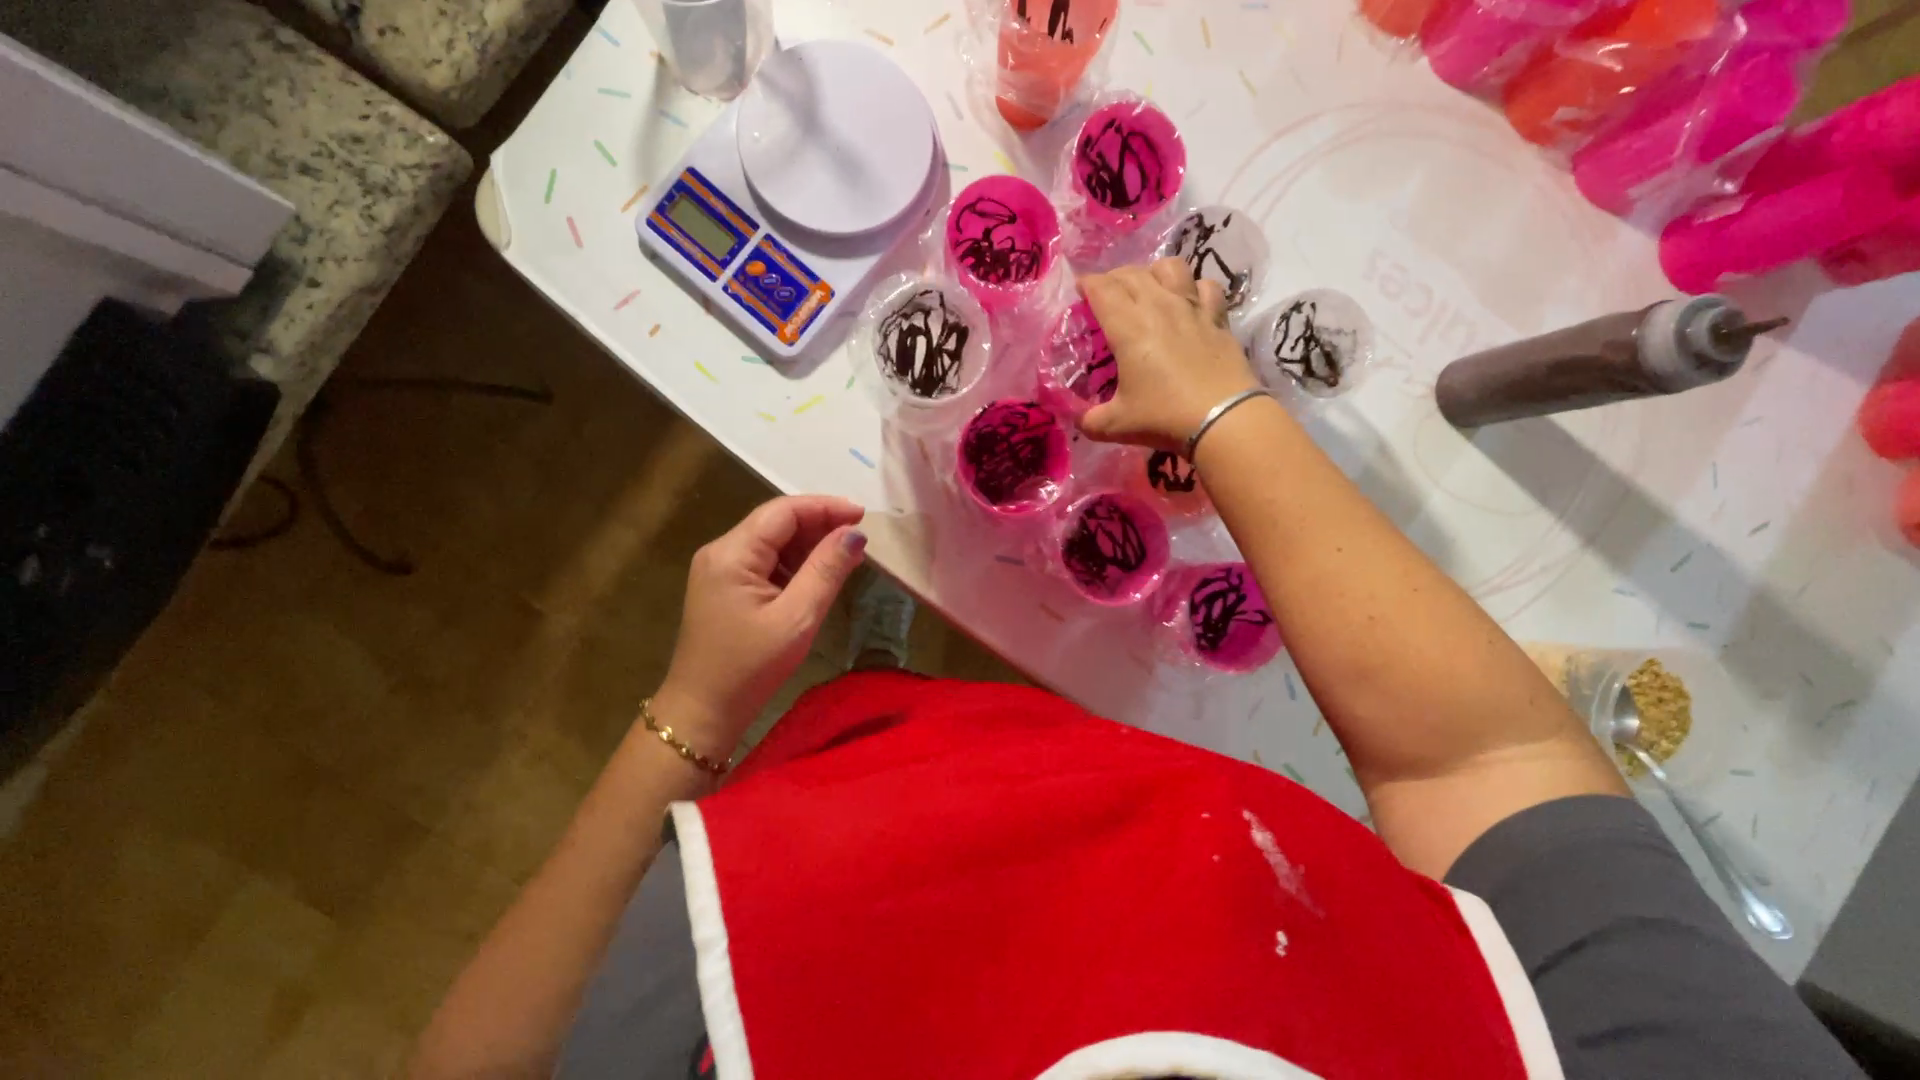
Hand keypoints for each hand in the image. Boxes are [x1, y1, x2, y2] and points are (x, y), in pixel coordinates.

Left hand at [653, 495, 866, 759]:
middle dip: (820, 523)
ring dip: (809, 544)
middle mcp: (721, 552)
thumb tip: (855, 533)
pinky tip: (820, 573)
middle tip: (860, 536)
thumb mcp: (797, 618)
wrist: (703, 712)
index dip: (825, 507)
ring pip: (771, 541)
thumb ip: (827, 570)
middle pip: (776, 522)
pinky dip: (794, 563)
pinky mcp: (725, 588)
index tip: (863, 516)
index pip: (784, 511)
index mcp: (732, 553)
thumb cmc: (750, 668)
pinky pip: (764, 563)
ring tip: (848, 554)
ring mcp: (719, 570)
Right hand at [1079, 258, 1260, 451]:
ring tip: (1148, 287)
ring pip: (1170, 267)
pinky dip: (1194, 288)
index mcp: (1128, 326)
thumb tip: (1076, 418)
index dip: (1086, 284)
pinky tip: (1189, 301)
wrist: (1223, 419)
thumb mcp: (1115, 425)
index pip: (1101, 288)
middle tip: (1106, 294)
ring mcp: (1191, 308)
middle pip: (1131, 274)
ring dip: (1153, 272)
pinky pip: (1206, 286)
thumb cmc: (1164, 417)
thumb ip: (1089, 419)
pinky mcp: (1218, 318)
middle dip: (1113, 278)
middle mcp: (1158, 306)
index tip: (1080, 290)